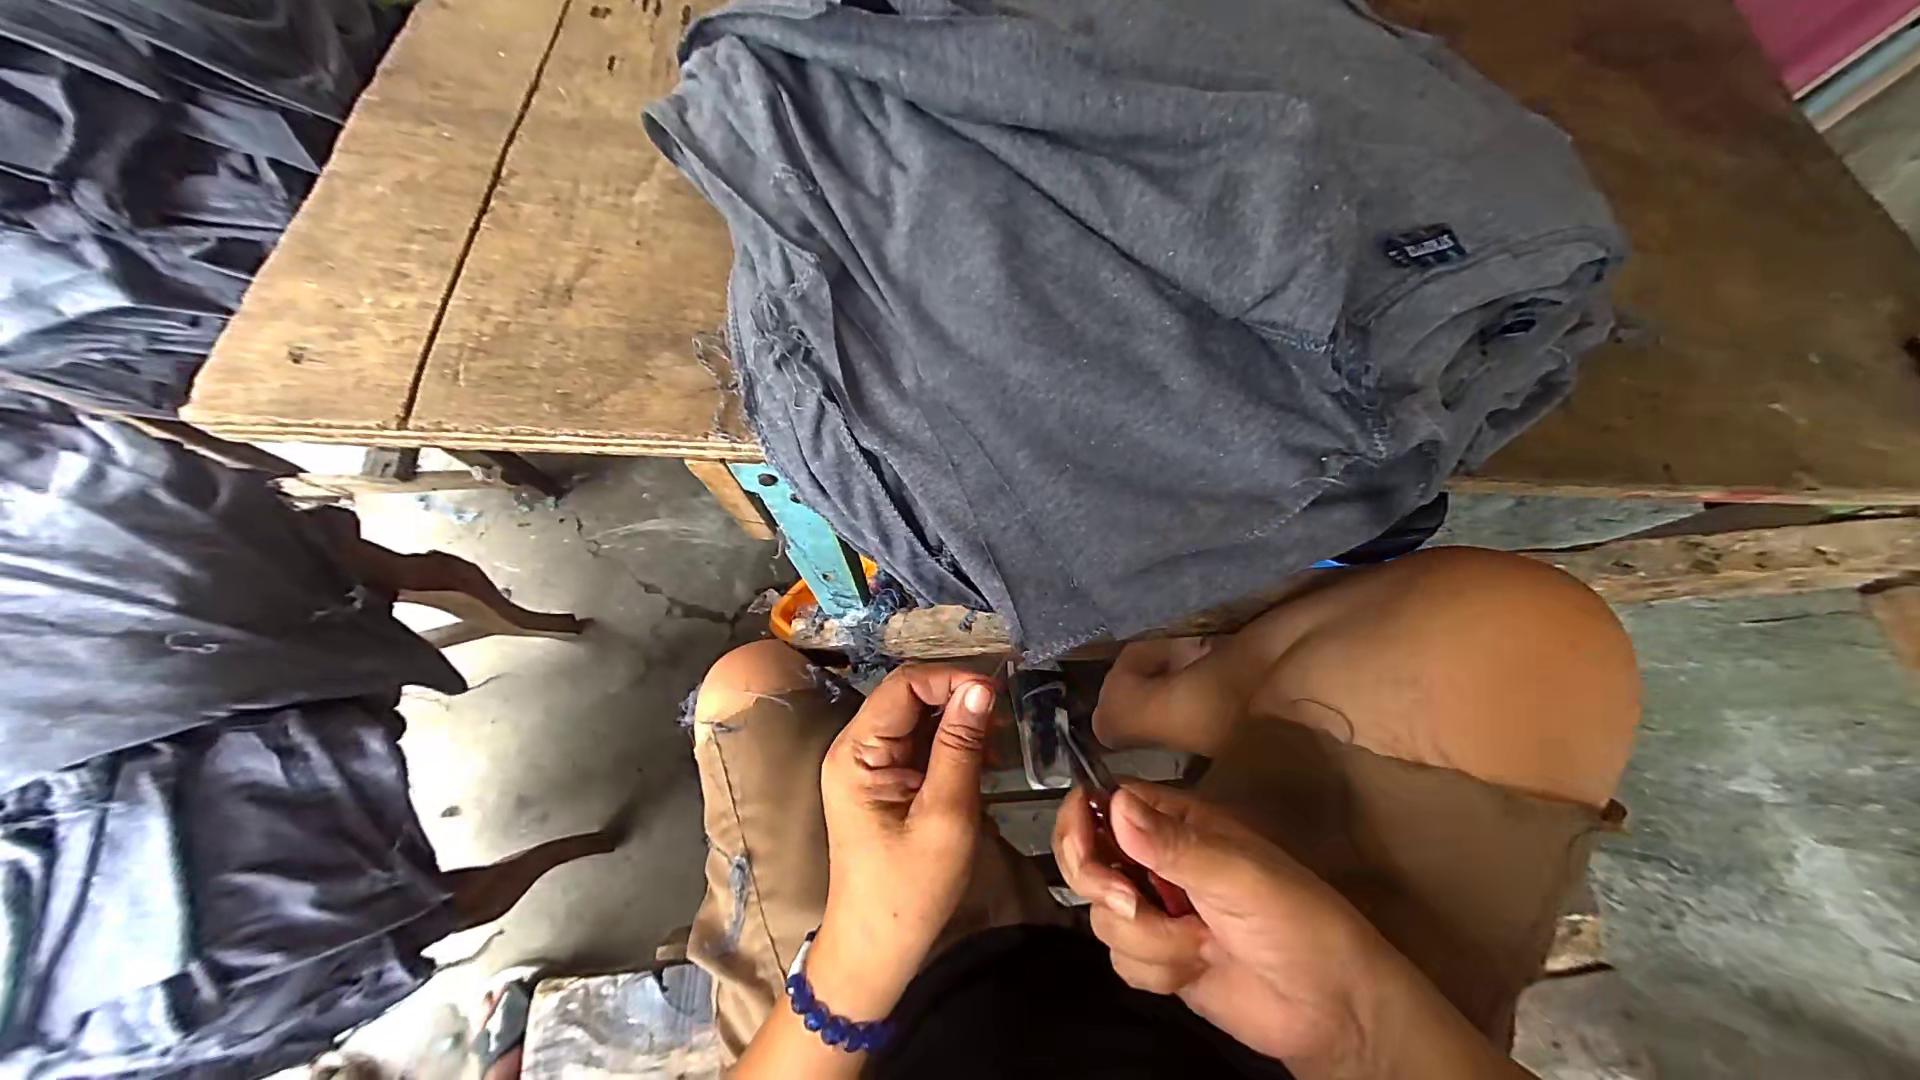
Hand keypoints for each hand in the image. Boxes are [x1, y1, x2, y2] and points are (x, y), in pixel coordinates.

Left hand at [808, 665, 995, 1019]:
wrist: (876, 949)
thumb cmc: (909, 890)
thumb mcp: (945, 815)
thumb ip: (960, 746)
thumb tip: (980, 688)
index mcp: (857, 752)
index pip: (903, 686)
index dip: (950, 679)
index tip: (995, 692)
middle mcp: (856, 747)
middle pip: (908, 696)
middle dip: (956, 697)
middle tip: (1001, 716)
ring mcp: (868, 764)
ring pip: (917, 717)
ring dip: (957, 720)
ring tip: (997, 739)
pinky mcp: (884, 779)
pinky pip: (918, 743)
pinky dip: (951, 742)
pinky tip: (981, 758)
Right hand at [1053, 782, 1396, 1070]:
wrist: (1331, 1010)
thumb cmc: (1295, 919)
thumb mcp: (1238, 873)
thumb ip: (1173, 844)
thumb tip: (1114, 804)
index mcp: (1170, 820)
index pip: (1100, 802)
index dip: (1078, 821)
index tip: (1082, 851)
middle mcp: (1151, 858)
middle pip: (1085, 858)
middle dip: (1104, 886)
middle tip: (1133, 903)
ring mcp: (1151, 908)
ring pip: (1101, 915)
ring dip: (1149, 940)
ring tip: (1200, 946)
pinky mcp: (1154, 956)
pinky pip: (1119, 960)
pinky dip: (1155, 971)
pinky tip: (1195, 970)